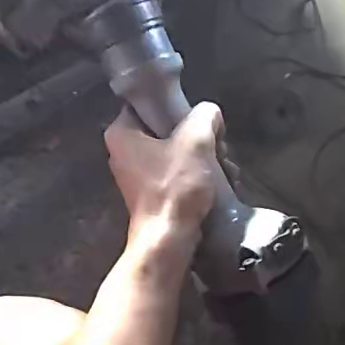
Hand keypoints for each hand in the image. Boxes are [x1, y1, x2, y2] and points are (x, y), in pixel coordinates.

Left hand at [104, 104, 222, 231]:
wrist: (169, 239)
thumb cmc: (175, 187)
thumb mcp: (196, 141)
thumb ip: (205, 116)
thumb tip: (211, 114)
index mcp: (121, 134)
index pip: (150, 105)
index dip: (178, 110)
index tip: (200, 124)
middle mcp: (123, 155)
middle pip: (167, 133)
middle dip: (197, 142)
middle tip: (217, 150)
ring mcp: (137, 180)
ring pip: (176, 157)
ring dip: (202, 162)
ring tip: (222, 170)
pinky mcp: (152, 199)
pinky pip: (176, 179)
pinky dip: (196, 181)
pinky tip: (215, 187)